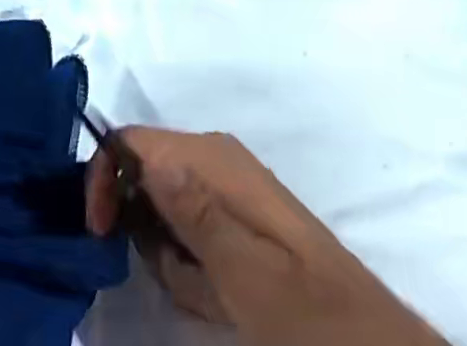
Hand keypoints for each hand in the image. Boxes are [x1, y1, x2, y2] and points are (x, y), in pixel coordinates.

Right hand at [87, 128, 446, 345]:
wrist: (366, 341)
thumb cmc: (305, 312)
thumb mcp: (246, 273)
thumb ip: (195, 214)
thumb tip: (152, 159)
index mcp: (214, 159)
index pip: (131, 141)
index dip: (103, 178)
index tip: (99, 233)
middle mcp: (216, 158)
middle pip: (141, 174)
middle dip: (144, 230)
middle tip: (178, 278)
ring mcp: (225, 184)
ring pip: (159, 208)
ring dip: (170, 256)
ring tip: (207, 293)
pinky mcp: (231, 213)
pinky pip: (184, 228)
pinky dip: (189, 265)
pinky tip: (216, 293)